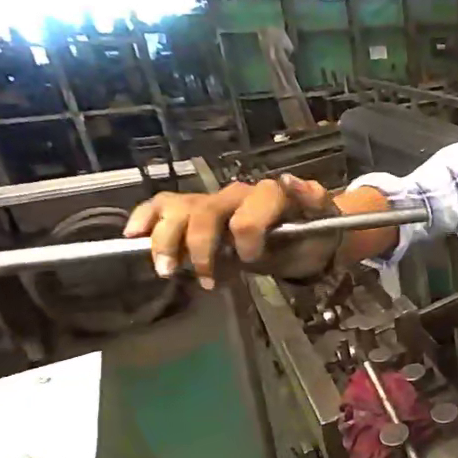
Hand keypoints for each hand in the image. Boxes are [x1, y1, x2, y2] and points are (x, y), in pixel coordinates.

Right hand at [123, 173, 339, 288]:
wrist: (307, 239)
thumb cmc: (313, 235)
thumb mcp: (324, 224)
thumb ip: (313, 201)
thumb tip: (290, 179)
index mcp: (271, 194)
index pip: (248, 211)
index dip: (247, 236)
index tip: (251, 260)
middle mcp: (238, 193)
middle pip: (206, 213)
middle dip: (201, 248)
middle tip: (206, 279)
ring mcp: (215, 200)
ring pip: (179, 209)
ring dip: (167, 241)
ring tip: (168, 270)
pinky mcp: (197, 209)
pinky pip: (164, 205)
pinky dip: (145, 218)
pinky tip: (133, 236)